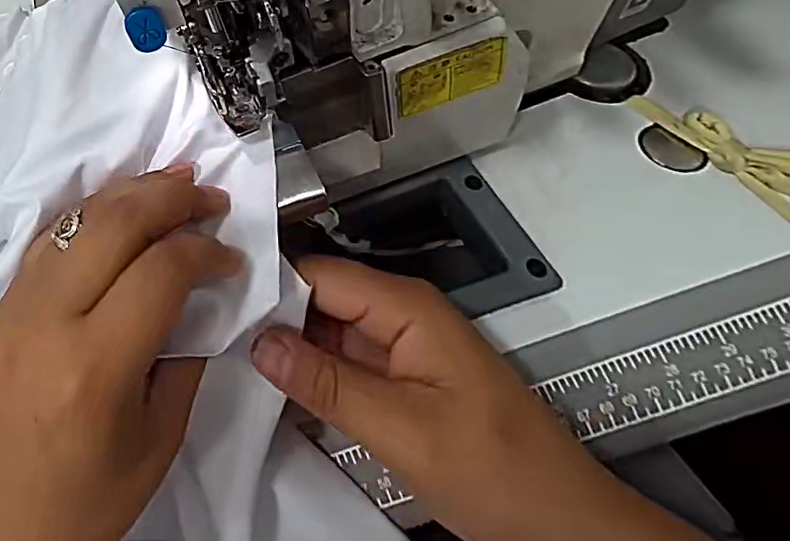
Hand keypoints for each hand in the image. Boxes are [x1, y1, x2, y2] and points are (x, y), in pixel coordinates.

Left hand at [0, 165, 241, 540]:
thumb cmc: (84, 498)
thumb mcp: (157, 439)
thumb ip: (185, 355)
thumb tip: (202, 291)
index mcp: (94, 366)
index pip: (159, 271)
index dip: (204, 251)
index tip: (229, 257)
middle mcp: (50, 319)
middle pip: (117, 224)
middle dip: (171, 197)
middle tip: (209, 195)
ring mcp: (20, 301)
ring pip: (82, 216)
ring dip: (133, 190)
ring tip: (173, 180)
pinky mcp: (6, 298)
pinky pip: (53, 232)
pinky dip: (93, 209)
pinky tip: (121, 203)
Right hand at [251, 257, 702, 540]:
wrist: (564, 524)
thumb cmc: (505, 472)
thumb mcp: (406, 432)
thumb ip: (328, 384)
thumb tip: (264, 345)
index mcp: (405, 305)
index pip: (319, 273)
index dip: (272, 287)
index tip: (228, 307)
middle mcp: (399, 311)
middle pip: (318, 296)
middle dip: (275, 317)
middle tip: (225, 339)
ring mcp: (396, 342)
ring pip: (325, 327)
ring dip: (290, 345)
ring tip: (241, 359)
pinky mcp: (396, 372)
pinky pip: (340, 357)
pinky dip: (311, 370)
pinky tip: (280, 385)